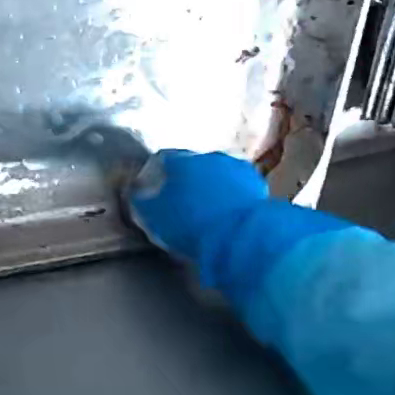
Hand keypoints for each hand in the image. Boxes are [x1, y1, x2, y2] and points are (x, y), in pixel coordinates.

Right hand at [126, 149, 268, 258]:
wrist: (241, 237)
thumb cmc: (190, 223)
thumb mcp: (151, 216)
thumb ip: (141, 201)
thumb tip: (135, 194)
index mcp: (180, 160)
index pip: (162, 158)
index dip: (155, 173)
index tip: (151, 187)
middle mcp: (210, 157)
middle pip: (192, 165)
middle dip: (185, 180)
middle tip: (177, 201)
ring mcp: (238, 170)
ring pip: (217, 175)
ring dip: (209, 188)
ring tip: (202, 212)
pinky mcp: (259, 187)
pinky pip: (237, 190)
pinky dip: (229, 199)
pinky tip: (223, 217)